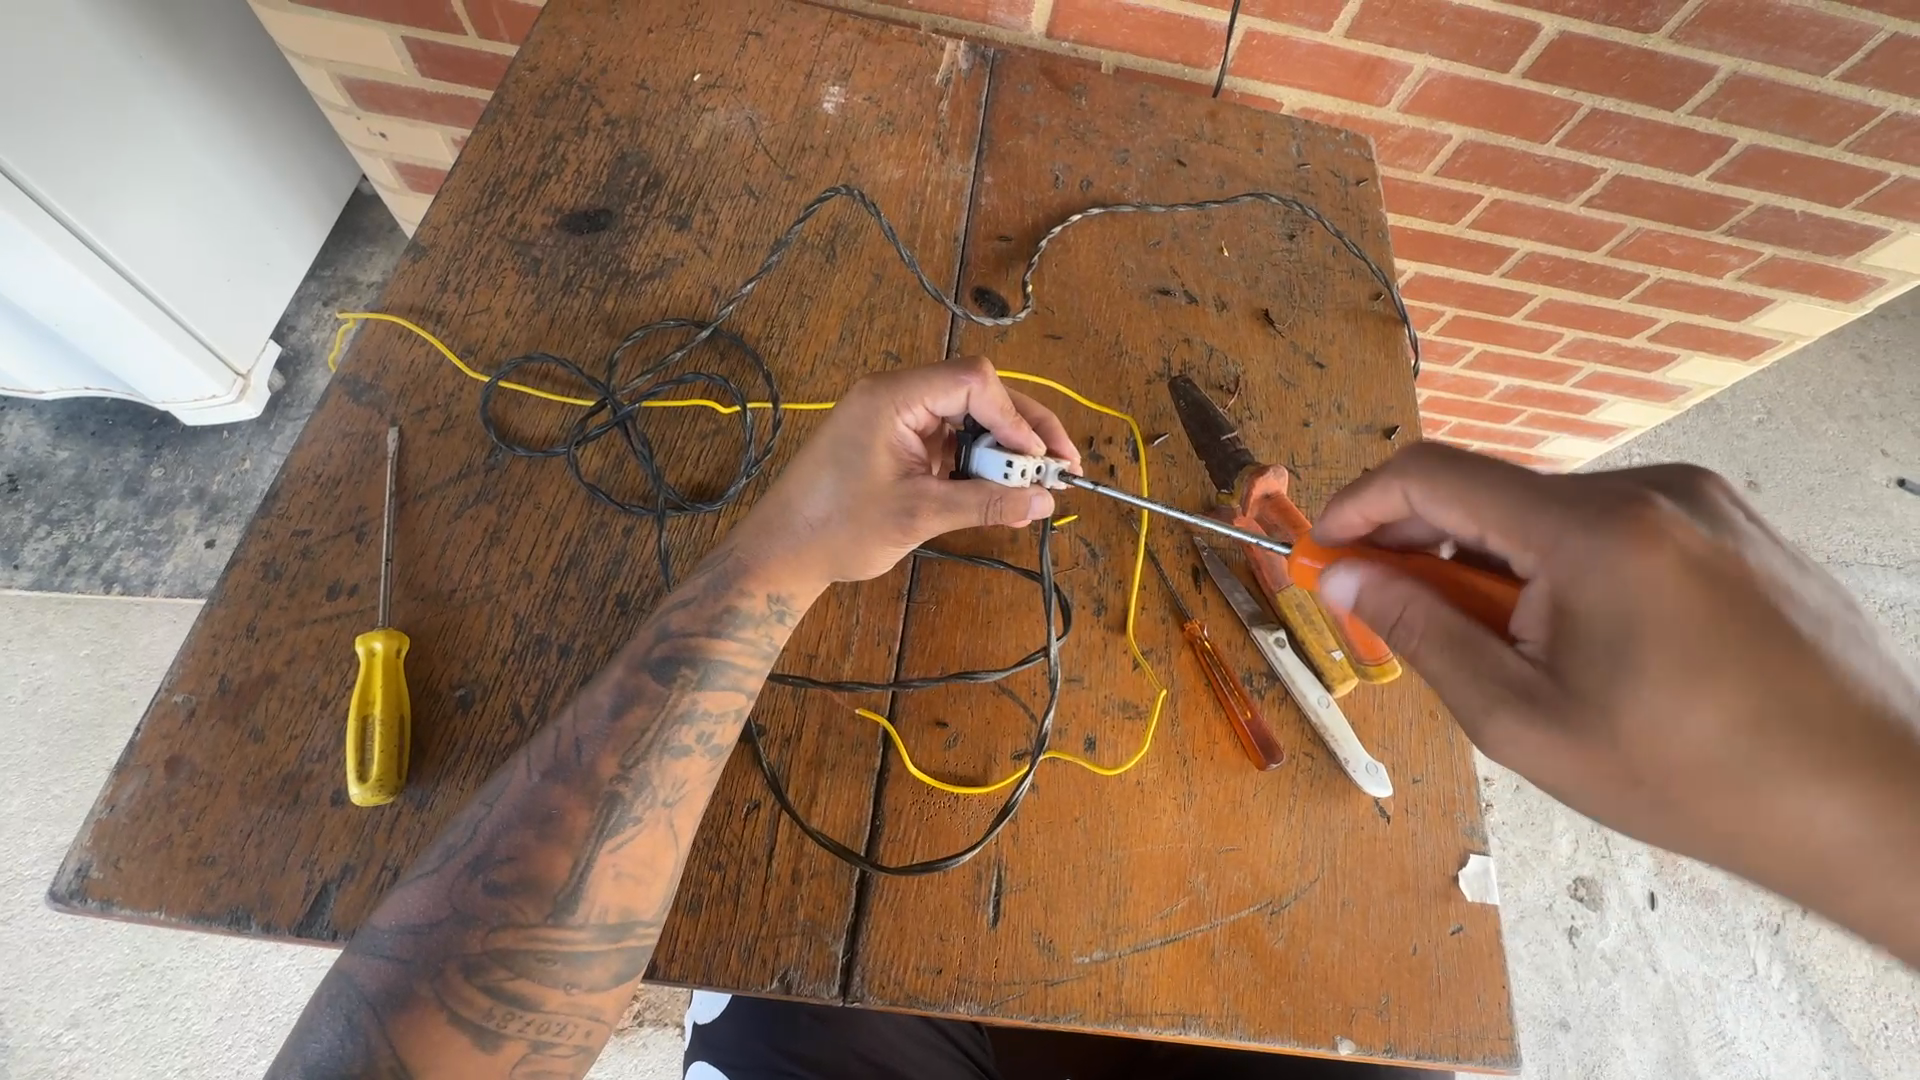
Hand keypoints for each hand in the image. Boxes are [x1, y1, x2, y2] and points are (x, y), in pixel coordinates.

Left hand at [728, 357, 1080, 591]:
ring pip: (970, 421)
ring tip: (1038, 486)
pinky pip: (952, 445)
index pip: (972, 381)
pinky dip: (979, 466)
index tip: (1037, 460)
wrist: (783, 552)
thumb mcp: (919, 515)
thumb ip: (986, 503)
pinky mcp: (900, 447)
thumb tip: (1045, 502)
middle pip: (978, 395)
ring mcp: (900, 423)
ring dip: (1004, 452)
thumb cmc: (838, 528)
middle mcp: (899, 398)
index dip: (1014, 417)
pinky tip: (1004, 493)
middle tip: (1061, 466)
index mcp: (894, 397)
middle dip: (1022, 430)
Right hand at [1313, 443, 1919, 961]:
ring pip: (1534, 510)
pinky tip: (1555, 630)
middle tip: (1383, 608)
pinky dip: (1539, 564)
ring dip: (1478, 561)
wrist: (1892, 813)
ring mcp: (1695, 502)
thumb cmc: (1689, 777)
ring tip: (1484, 638)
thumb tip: (1341, 575)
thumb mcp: (1518, 718)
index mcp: (1594, 531)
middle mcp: (1647, 490)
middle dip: (1414, 545)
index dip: (1357, 505)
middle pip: (1481, 493)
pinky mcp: (1722, 524)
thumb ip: (1416, 631)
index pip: (1430, 475)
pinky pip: (1592, 524)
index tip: (1322, 551)